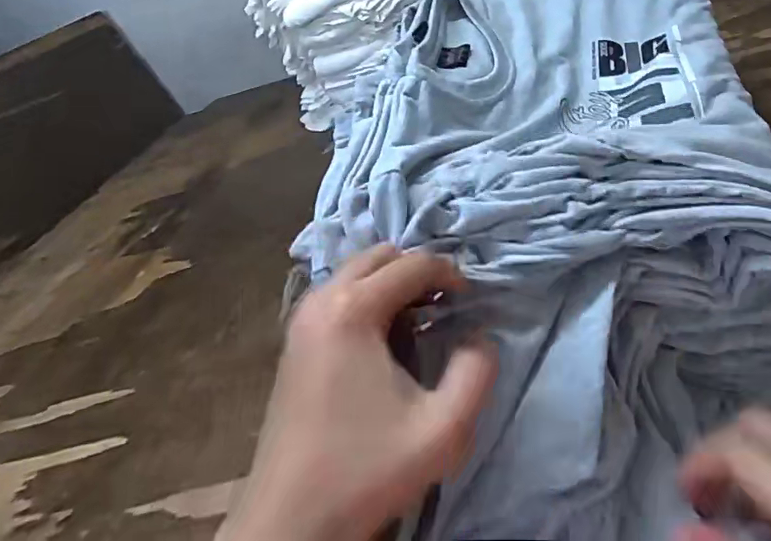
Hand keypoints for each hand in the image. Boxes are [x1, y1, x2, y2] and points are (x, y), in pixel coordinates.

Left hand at [219, 246, 498, 540]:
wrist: (289, 520)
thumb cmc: (365, 470)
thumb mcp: (442, 431)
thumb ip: (476, 375)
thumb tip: (481, 338)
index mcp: (352, 308)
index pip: (412, 264)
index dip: (449, 274)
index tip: (471, 299)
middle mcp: (321, 298)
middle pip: (379, 256)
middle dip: (417, 270)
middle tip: (445, 304)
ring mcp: (301, 317)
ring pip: (355, 271)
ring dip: (390, 283)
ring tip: (419, 320)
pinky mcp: (293, 339)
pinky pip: (337, 294)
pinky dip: (366, 298)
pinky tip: (383, 340)